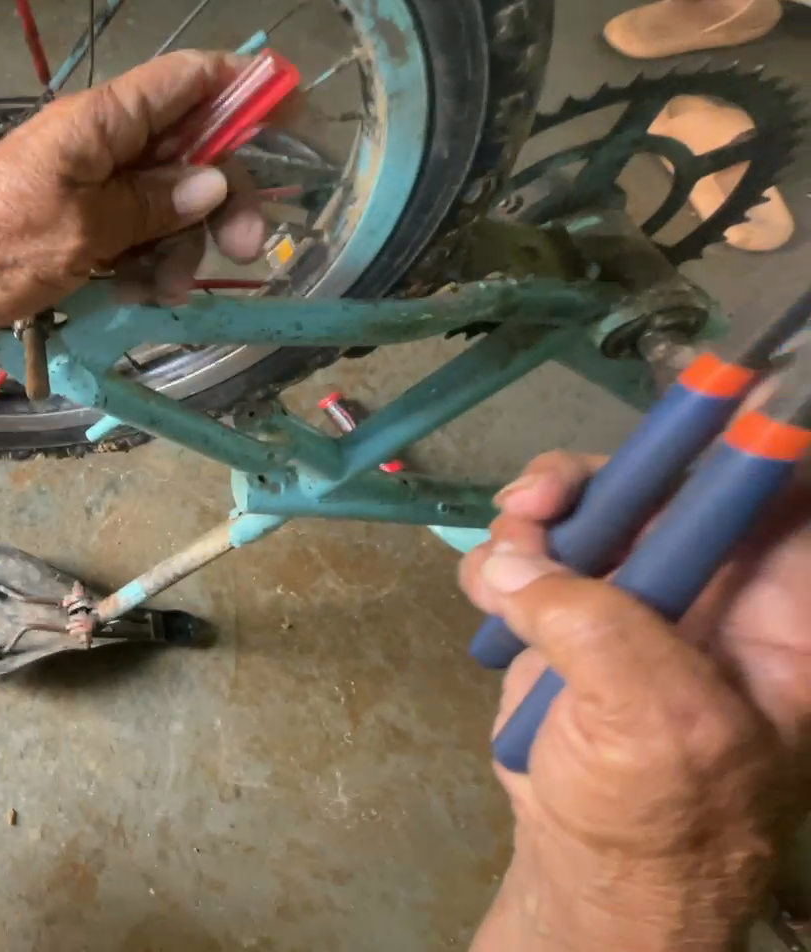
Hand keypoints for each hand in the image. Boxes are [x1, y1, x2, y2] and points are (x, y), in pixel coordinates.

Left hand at [0, 50, 266, 336]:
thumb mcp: (83, 231)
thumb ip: (151, 204)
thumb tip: (215, 183)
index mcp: (101, 122)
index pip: (188, 78)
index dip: (243, 92)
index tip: (287, 126)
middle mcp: (99, 144)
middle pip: (188, 150)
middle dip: (221, 199)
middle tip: (248, 249)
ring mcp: (86, 185)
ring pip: (163, 201)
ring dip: (180, 244)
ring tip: (169, 290)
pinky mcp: (74, 223)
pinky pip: (129, 232)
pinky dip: (145, 261)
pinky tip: (147, 295)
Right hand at [460, 452, 810, 948]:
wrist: (585, 853)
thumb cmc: (661, 807)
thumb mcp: (657, 720)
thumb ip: (597, 627)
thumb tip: (508, 560)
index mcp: (786, 616)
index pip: (787, 506)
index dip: (749, 453)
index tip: (684, 416)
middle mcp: (714, 594)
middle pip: (662, 491)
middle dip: (591, 484)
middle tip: (532, 503)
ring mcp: (633, 601)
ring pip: (579, 516)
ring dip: (527, 527)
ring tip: (498, 576)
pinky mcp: (564, 614)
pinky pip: (523, 554)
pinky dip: (492, 563)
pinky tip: (487, 600)